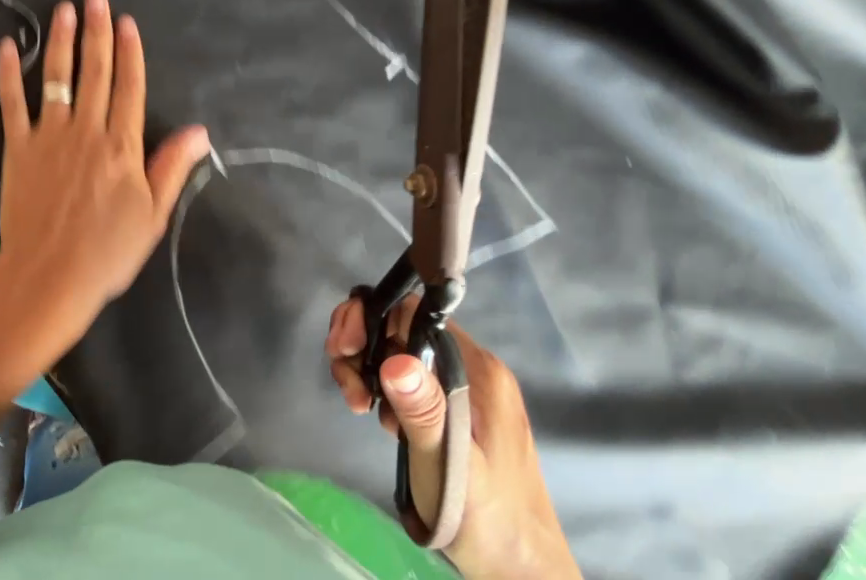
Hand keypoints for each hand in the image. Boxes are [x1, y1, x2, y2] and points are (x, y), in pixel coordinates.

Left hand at [0, 0, 210, 362]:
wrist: (50, 275)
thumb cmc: (107, 252)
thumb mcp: (152, 216)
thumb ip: (171, 168)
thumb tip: (200, 130)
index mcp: (122, 146)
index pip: (130, 88)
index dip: (129, 53)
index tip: (127, 22)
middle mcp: (87, 131)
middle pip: (95, 73)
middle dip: (96, 32)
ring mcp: (49, 136)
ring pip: (57, 78)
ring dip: (60, 41)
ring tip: (62, 8)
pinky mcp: (18, 147)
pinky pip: (12, 103)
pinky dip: (9, 73)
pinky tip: (9, 46)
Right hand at [326, 295, 580, 579]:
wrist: (520, 571)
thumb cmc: (487, 519)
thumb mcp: (448, 464)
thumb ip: (425, 412)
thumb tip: (395, 359)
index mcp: (479, 372)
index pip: (413, 313)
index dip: (371, 320)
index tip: (345, 351)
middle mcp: (472, 369)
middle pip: (400, 326)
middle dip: (360, 344)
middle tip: (345, 383)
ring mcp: (462, 388)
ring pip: (397, 350)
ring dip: (363, 367)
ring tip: (356, 406)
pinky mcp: (451, 407)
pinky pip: (405, 375)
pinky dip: (378, 385)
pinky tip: (375, 415)